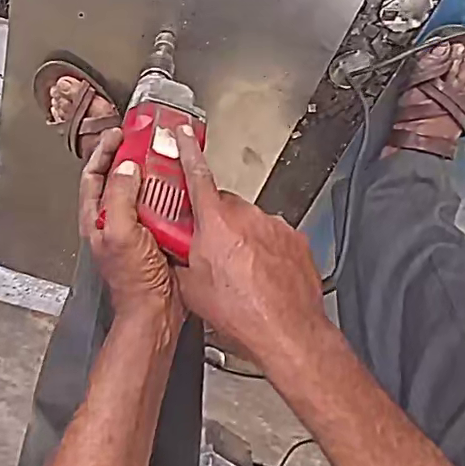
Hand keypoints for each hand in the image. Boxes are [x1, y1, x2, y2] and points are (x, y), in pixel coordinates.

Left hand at [79, 128, 181, 325]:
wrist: (157, 311)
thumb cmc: (133, 283)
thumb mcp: (120, 233)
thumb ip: (119, 197)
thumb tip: (126, 168)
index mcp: (97, 218)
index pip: (93, 175)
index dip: (104, 151)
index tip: (119, 134)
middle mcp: (115, 220)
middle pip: (118, 177)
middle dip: (131, 155)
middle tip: (145, 139)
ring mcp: (137, 227)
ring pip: (143, 189)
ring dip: (154, 172)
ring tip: (164, 156)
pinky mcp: (159, 233)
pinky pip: (164, 204)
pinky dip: (171, 191)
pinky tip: (181, 184)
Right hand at [174, 130, 327, 367]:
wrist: (287, 331)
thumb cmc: (242, 314)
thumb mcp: (191, 289)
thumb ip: (178, 259)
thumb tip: (171, 254)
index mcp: (216, 223)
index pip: (197, 174)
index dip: (187, 150)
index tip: (183, 134)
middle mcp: (246, 217)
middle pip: (223, 204)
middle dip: (214, 220)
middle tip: (210, 247)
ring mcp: (273, 225)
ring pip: (249, 221)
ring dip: (241, 237)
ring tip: (240, 270)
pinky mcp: (293, 237)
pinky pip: (272, 234)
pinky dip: (264, 248)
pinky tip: (261, 273)